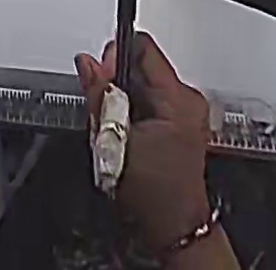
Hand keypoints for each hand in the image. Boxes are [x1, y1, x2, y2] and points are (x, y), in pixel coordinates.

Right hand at [76, 33, 213, 250]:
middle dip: (117, 80)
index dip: (115, 57)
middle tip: (109, 109)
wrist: (173, 228)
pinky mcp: (181, 117)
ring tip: (118, 123)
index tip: (104, 77)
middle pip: (140, 63)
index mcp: (178, 99)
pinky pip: (148, 94)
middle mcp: (188, 99)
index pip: (142, 47)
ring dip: (122, 94)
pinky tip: (128, 128)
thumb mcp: (113, 138)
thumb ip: (99, 93)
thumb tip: (87, 62)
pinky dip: (132, 104)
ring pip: (141, 79)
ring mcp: (187, 108)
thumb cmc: (152, 193)